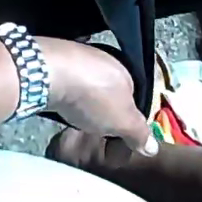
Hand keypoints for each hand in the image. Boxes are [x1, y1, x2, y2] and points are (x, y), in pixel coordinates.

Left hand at [39, 38, 158, 155]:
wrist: (48, 70)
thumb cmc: (92, 96)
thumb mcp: (124, 121)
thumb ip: (140, 133)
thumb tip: (153, 147)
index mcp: (123, 69)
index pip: (132, 97)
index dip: (127, 120)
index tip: (117, 139)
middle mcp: (101, 56)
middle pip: (107, 89)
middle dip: (102, 109)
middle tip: (94, 130)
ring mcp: (75, 54)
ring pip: (85, 82)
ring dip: (81, 101)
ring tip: (74, 119)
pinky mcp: (53, 57)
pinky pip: (64, 78)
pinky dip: (64, 92)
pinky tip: (58, 103)